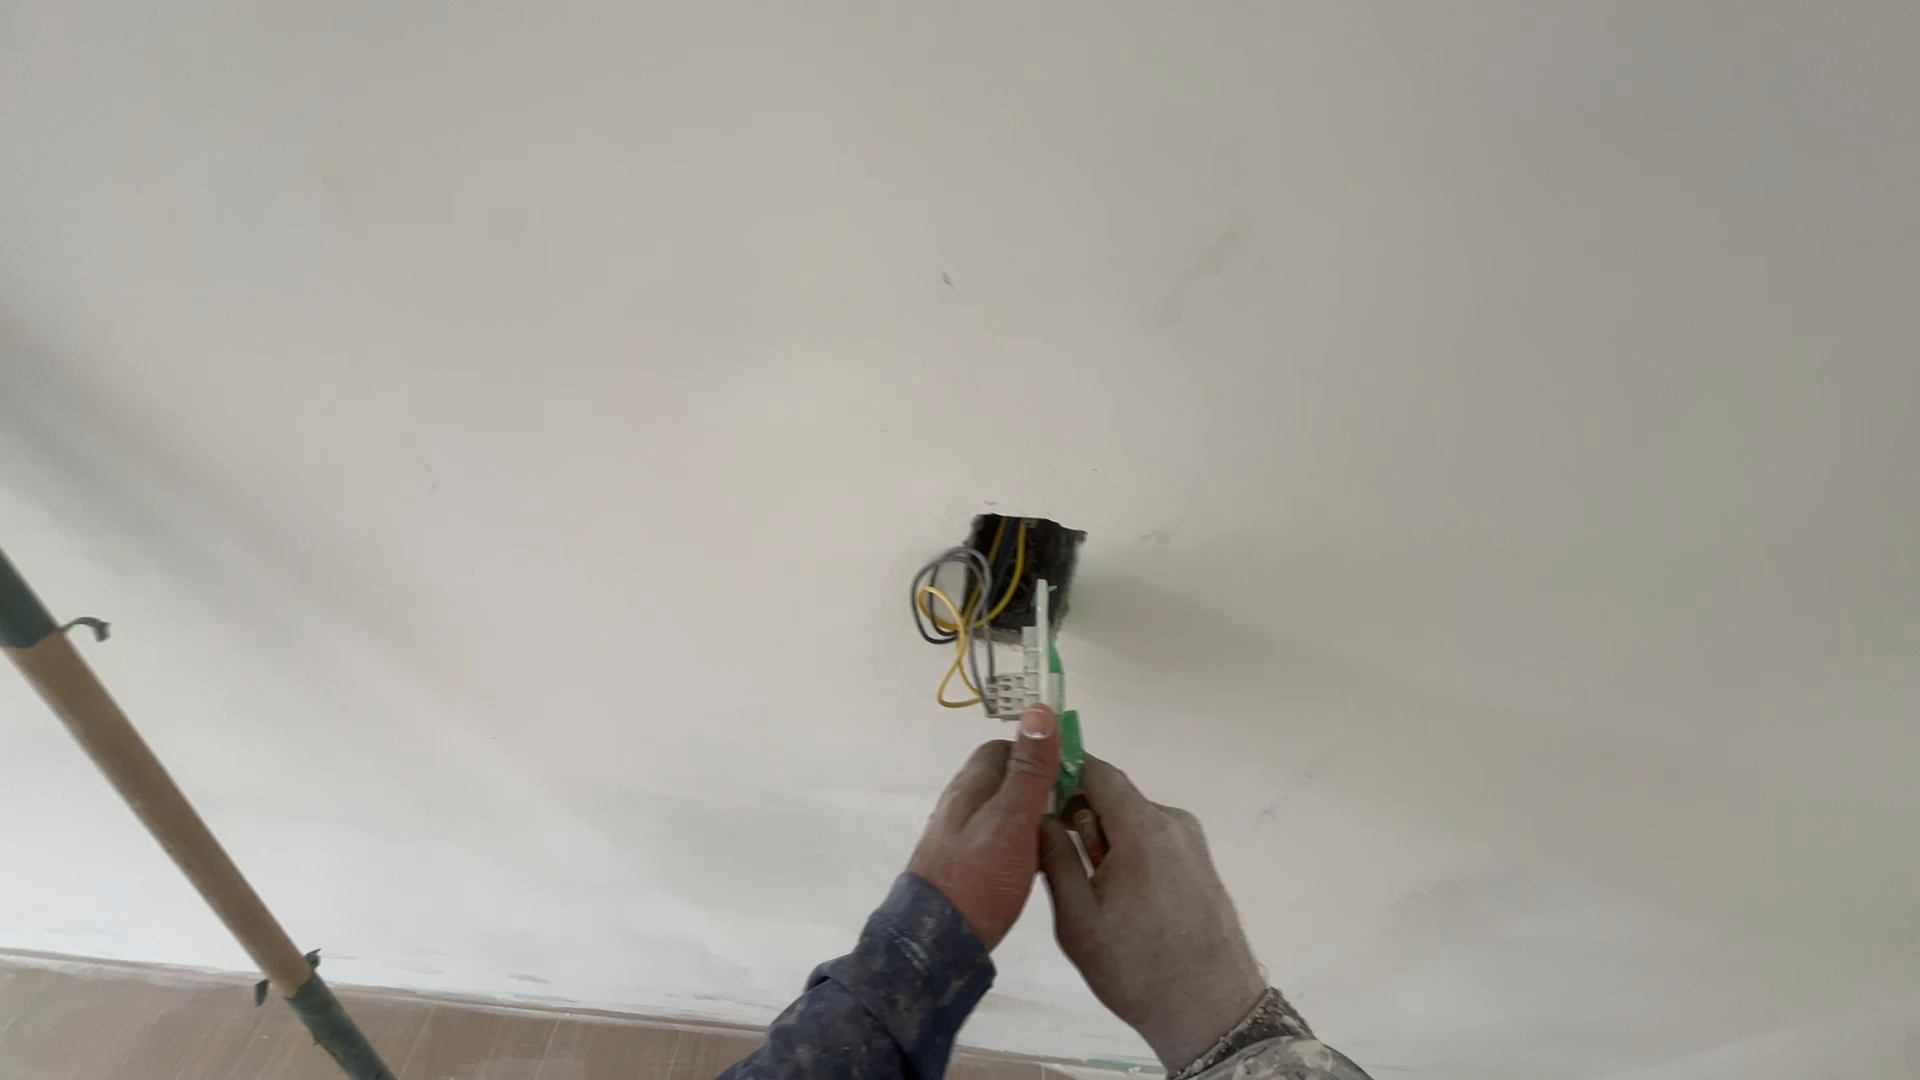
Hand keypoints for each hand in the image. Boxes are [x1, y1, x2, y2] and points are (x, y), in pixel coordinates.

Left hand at [907, 706, 1060, 949]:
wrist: (936, 944)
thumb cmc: (979, 876)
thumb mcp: (1012, 818)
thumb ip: (1029, 768)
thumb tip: (1040, 708)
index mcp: (971, 784)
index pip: (1004, 748)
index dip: (1036, 754)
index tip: (1067, 776)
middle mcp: (960, 802)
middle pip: (1002, 777)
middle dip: (1036, 785)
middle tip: (1070, 810)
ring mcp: (957, 833)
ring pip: (1000, 809)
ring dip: (1028, 814)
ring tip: (1057, 836)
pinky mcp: (960, 862)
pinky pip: (994, 836)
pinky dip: (1017, 840)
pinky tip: (1032, 861)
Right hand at [1040, 755, 1265, 1072]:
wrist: (1213, 1015)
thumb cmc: (1137, 968)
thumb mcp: (1078, 919)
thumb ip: (1055, 857)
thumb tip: (1038, 815)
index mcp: (1142, 829)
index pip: (1098, 771)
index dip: (1064, 768)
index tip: (1035, 784)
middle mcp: (1171, 822)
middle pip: (1114, 795)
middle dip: (1081, 812)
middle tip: (1057, 849)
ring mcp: (1191, 840)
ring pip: (1132, 818)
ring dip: (1105, 834)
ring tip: (1092, 884)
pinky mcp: (1200, 860)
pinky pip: (1153, 836)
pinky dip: (1129, 848)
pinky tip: (1122, 894)